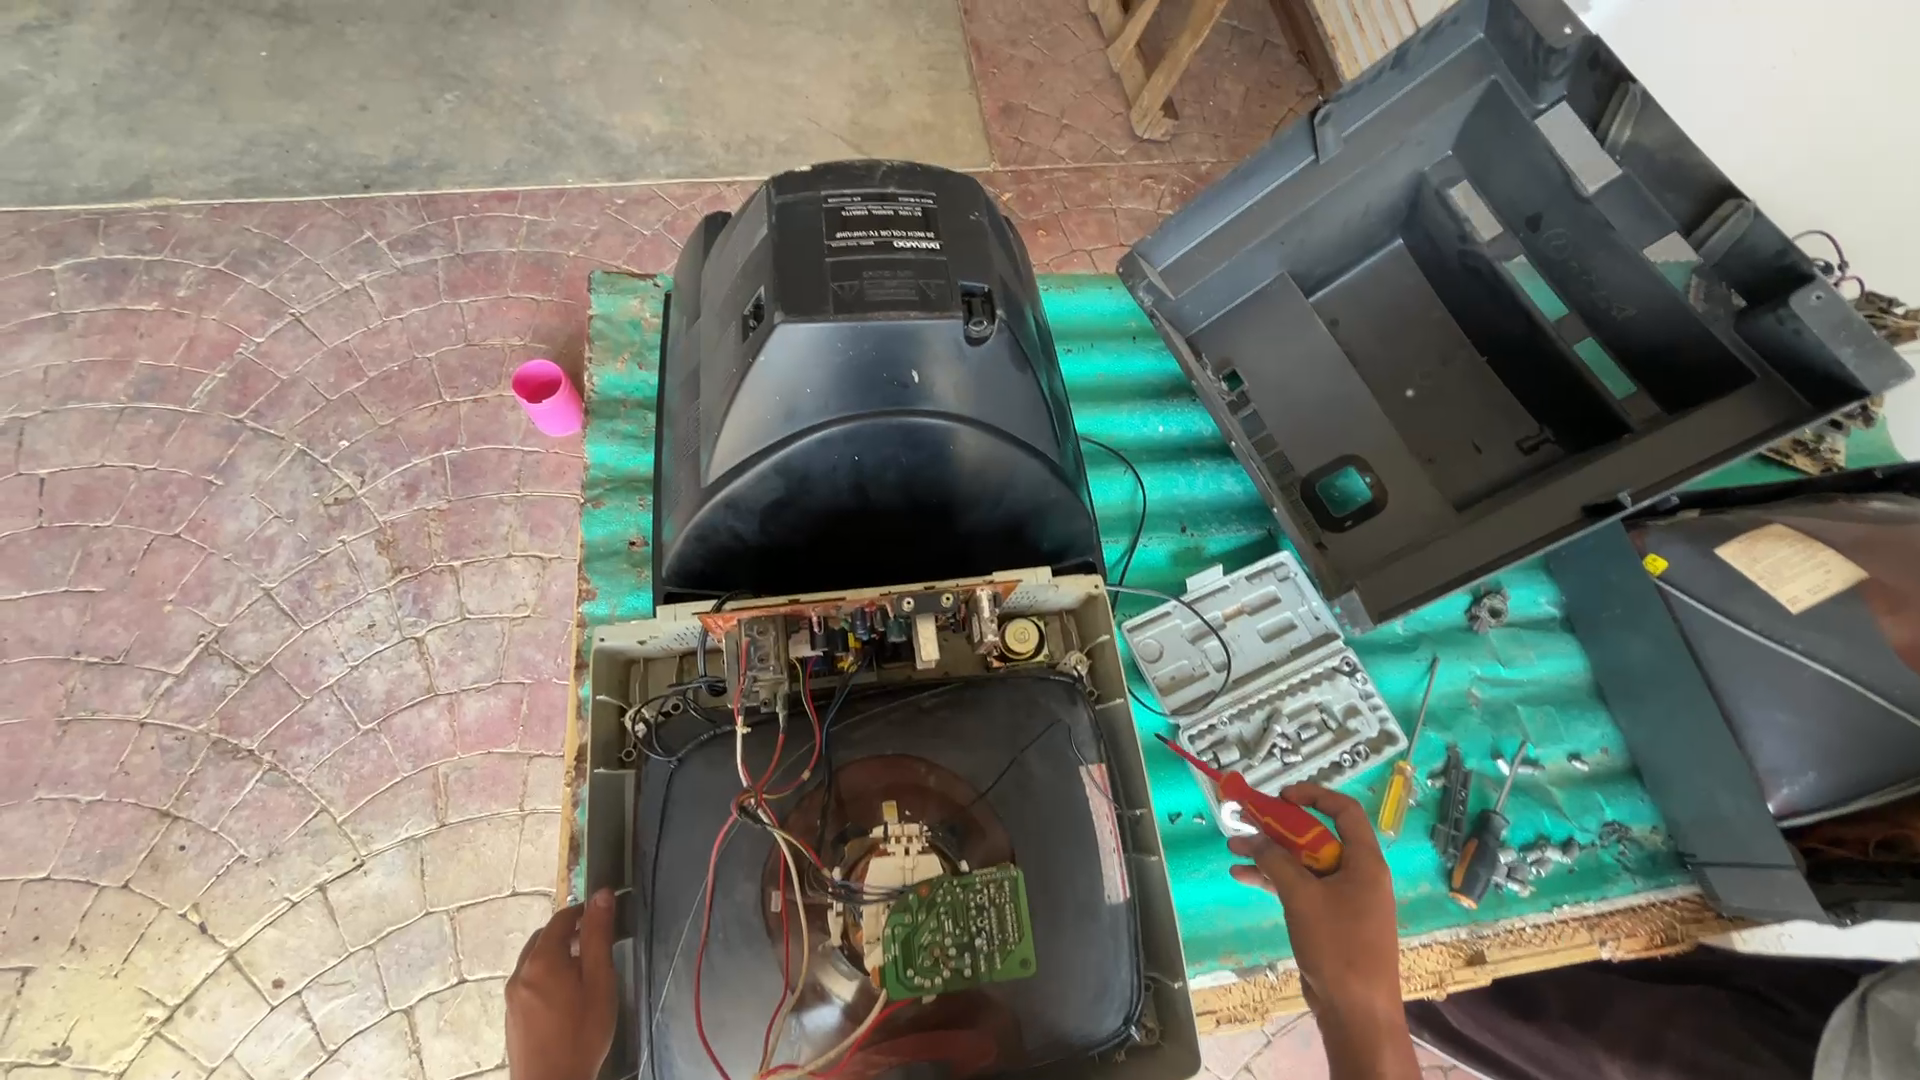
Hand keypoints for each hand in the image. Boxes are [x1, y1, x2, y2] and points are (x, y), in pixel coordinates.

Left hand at [507, 889, 617, 1079]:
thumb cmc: (583, 1031)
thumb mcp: (600, 979)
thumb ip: (598, 935)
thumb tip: (601, 894)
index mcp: (542, 960)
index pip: (561, 919)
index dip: (583, 911)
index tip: (605, 914)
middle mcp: (520, 974)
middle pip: (544, 938)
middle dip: (569, 932)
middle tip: (597, 941)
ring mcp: (512, 998)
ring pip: (535, 961)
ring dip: (558, 953)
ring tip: (585, 968)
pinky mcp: (512, 1017)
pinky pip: (529, 982)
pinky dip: (547, 974)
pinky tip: (567, 996)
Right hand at [1229, 784, 1416, 1079]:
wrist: (1356, 1012)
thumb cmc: (1338, 946)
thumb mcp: (1301, 896)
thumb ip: (1275, 860)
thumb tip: (1252, 837)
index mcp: (1364, 862)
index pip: (1344, 811)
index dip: (1314, 796)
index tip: (1281, 796)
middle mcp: (1357, 874)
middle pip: (1317, 837)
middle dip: (1278, 828)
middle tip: (1247, 820)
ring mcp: (1344, 898)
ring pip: (1303, 863)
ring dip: (1270, 854)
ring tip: (1234, 849)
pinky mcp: (1330, 919)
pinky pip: (1300, 887)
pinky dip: (1273, 879)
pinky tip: (1243, 877)